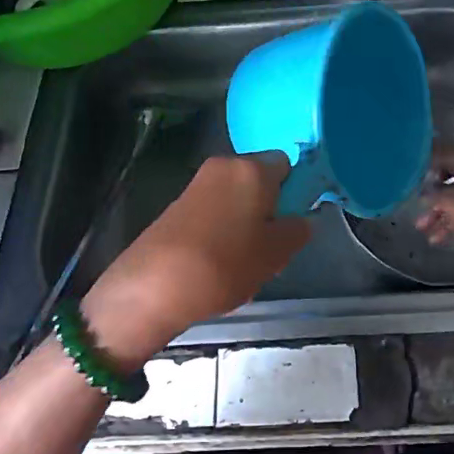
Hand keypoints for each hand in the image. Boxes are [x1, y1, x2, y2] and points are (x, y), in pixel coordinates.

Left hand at [82, 152, 308, 365]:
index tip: (293, 222)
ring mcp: (196, 186)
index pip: (287, 164)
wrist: (152, 288)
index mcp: (252, 168)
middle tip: (271, 246)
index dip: (295, 191)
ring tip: (243, 261)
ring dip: (245, 223)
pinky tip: (217, 265)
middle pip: (259, 181)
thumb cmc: (226, 263)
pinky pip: (213, 214)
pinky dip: (221, 233)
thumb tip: (300, 220)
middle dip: (269, 209)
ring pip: (236, 200)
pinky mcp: (175, 208)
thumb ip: (298, 230)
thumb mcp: (277, 253)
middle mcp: (223, 166)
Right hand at [416, 143, 453, 249]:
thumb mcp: (450, 200)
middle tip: (414, 205)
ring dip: (438, 212)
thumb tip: (422, 195)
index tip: (407, 179)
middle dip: (429, 194)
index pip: (438, 154)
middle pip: (446, 176)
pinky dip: (452, 220)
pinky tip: (436, 238)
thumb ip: (432, 196)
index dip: (421, 167)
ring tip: (421, 228)